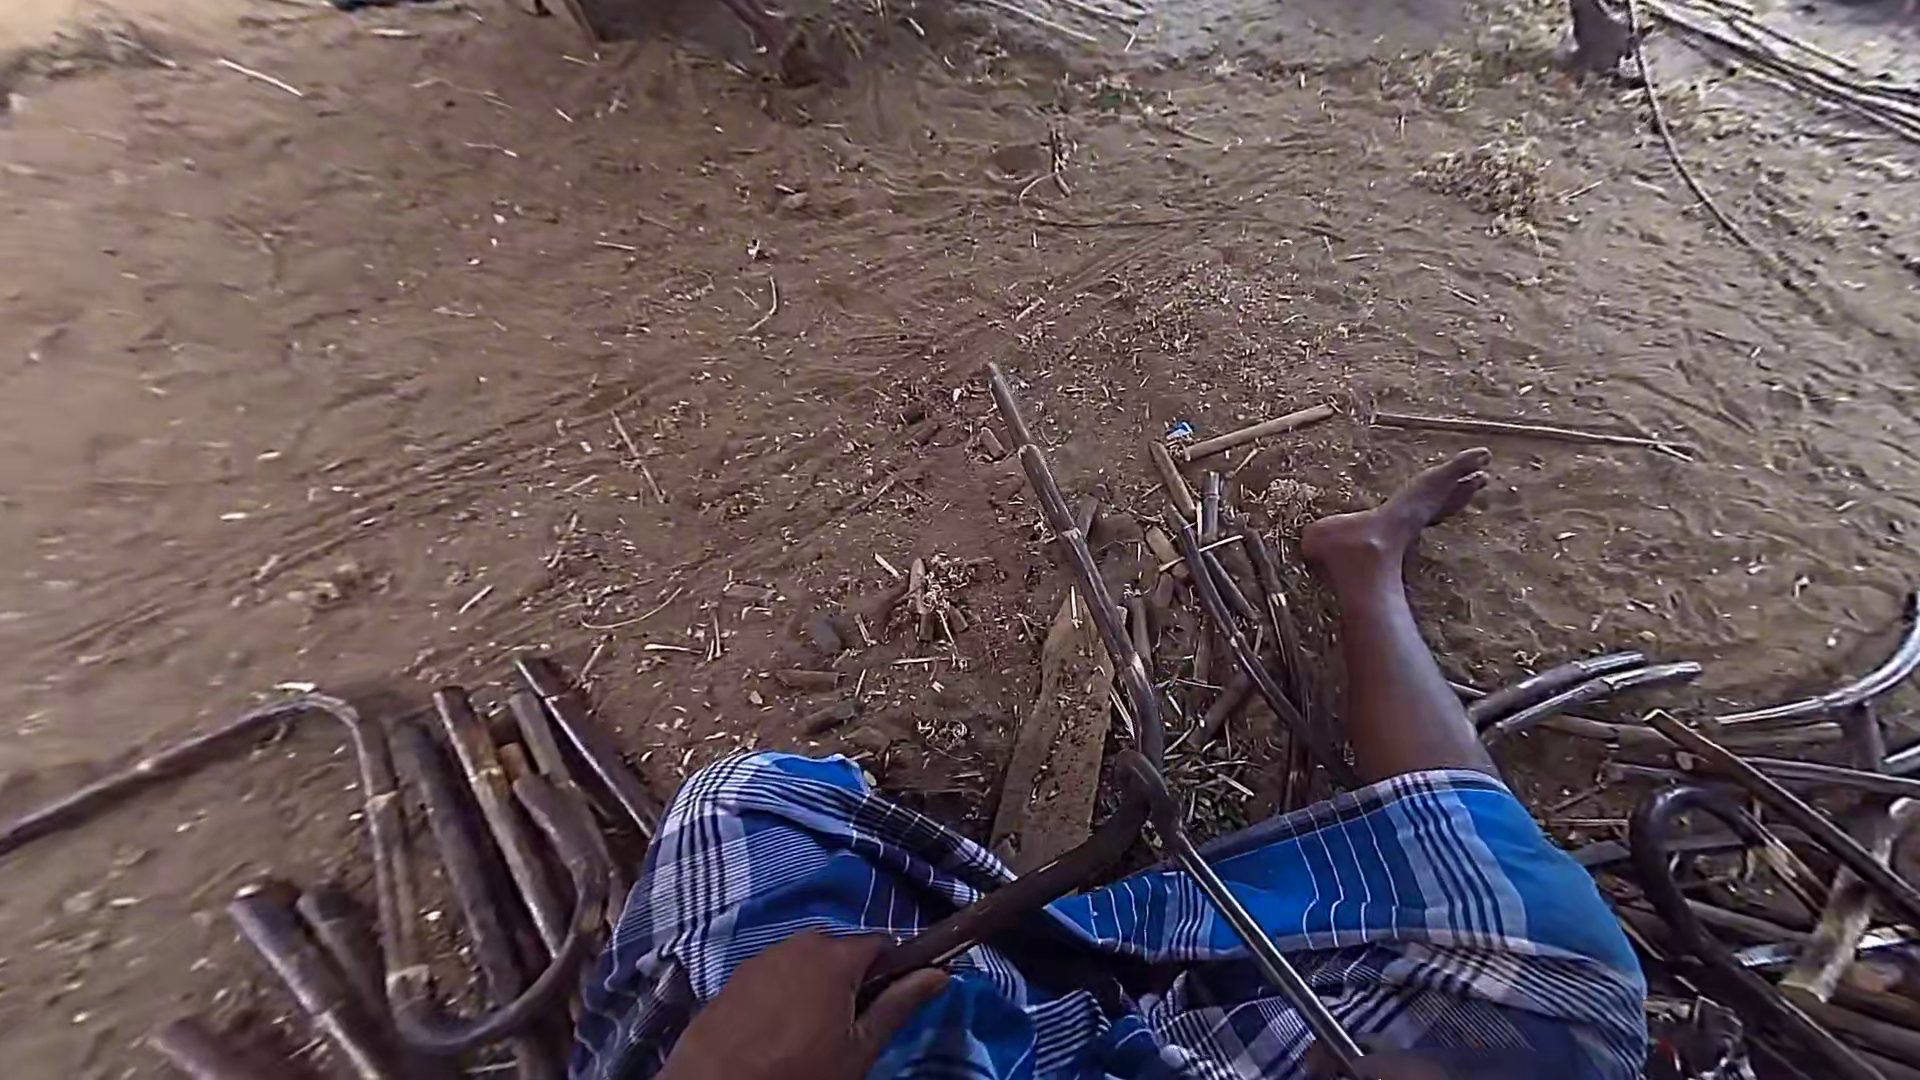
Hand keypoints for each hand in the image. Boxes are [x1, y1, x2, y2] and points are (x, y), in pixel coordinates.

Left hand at [658, 931, 950, 1079]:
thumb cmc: (797, 1076)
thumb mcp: (857, 1051)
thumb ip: (899, 1005)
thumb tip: (941, 973)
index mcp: (836, 954)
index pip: (880, 945)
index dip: (891, 970)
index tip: (887, 1003)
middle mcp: (802, 940)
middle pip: (842, 953)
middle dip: (850, 981)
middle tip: (844, 1029)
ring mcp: (765, 954)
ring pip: (807, 962)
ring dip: (815, 987)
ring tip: (806, 1034)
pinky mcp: (737, 974)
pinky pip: (775, 974)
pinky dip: (782, 994)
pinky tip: (773, 1032)